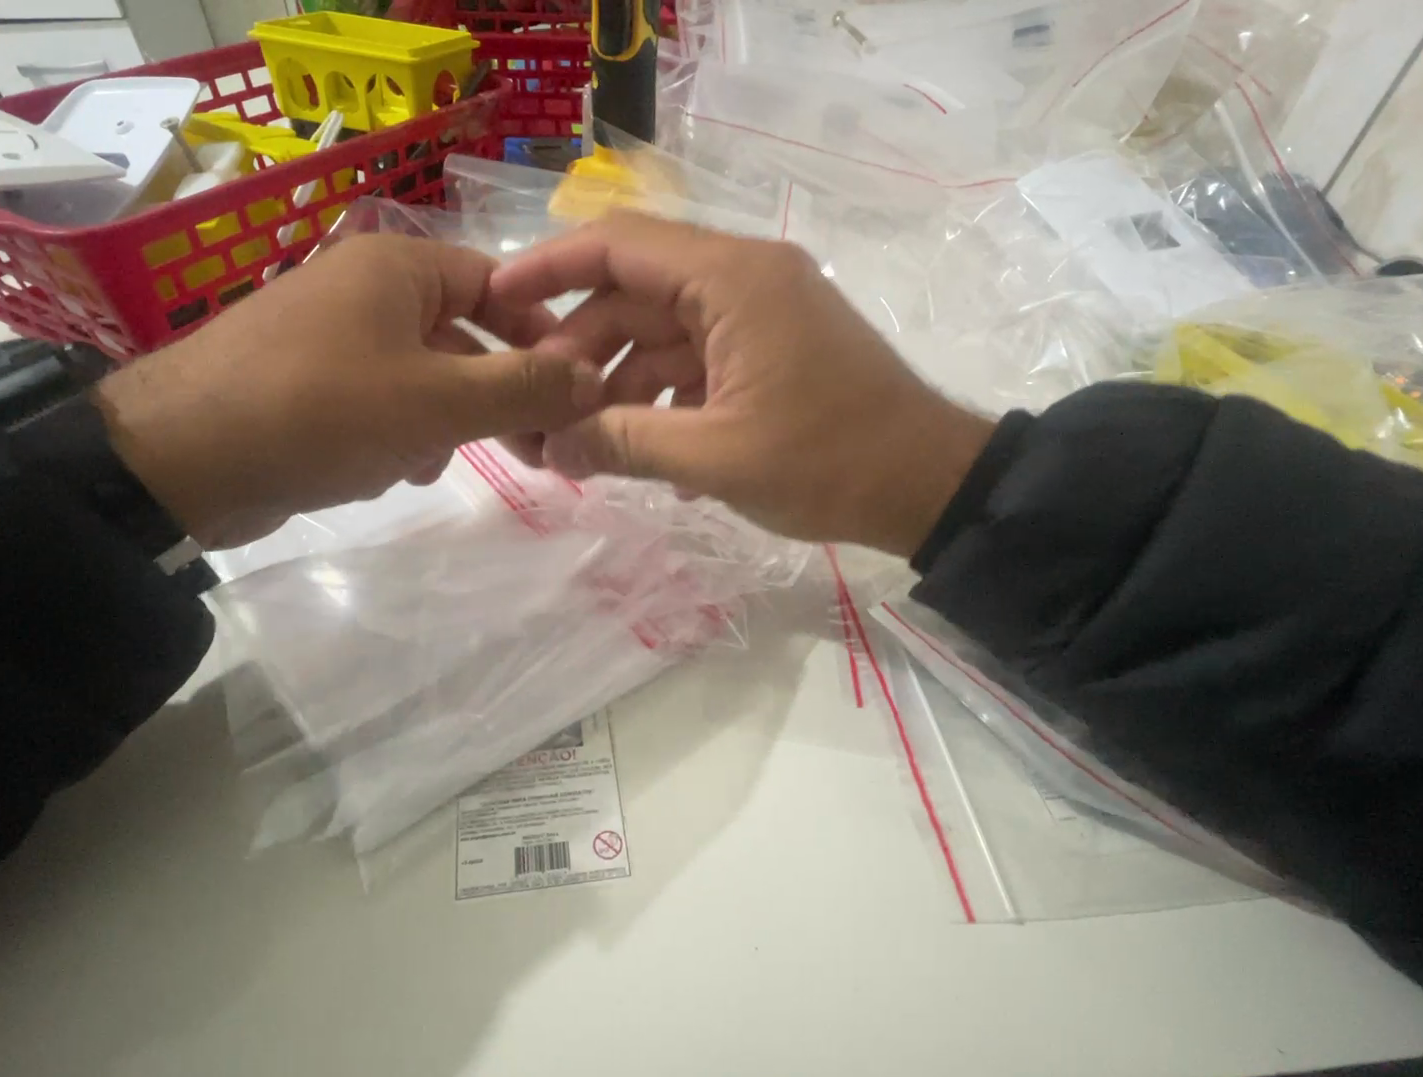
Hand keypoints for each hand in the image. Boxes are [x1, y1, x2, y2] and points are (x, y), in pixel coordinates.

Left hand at [94, 234, 601, 547]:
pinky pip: (382, 402)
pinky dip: (400, 432)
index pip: (498, 286)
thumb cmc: (323, 411)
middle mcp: (365, 291)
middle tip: (535, 446)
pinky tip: (394, 468)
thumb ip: (524, 388)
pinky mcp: (308, 386)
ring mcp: (332, 339)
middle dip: (497, 394)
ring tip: (444, 460)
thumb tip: (596, 380)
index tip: (573, 389)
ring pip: (425, 376)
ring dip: (448, 420)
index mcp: (397, 268)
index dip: (542, 335)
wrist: (181, 460)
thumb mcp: (439, 401)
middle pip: (464, 335)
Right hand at [488, 212, 995, 556]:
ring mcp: (759, 316)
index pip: (618, 244)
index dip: (548, 267)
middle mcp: (742, 280)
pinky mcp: (770, 351)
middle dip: (580, 353)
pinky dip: (664, 402)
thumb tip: (549, 448)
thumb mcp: (713, 457)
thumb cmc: (826, 462)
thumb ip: (621, 443)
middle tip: (541, 414)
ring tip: (585, 450)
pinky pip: (696, 363)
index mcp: (731, 279)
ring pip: (662, 335)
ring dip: (620, 387)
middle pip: (633, 296)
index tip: (496, 303)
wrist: (927, 486)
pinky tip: (646, 456)